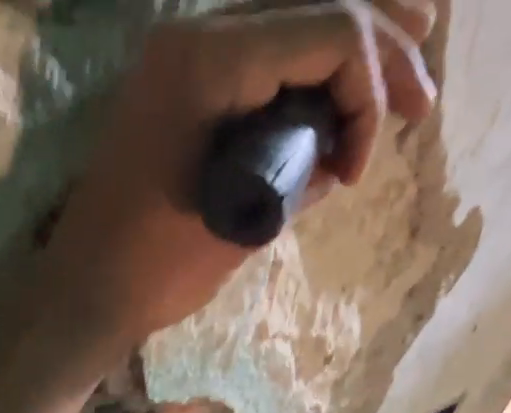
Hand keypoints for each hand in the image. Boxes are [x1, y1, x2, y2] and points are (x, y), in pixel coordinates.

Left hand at [26, 1, 437, 348]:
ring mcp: (184, 54)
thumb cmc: (155, 265)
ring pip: (289, 19)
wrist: (86, 287)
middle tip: (424, 96)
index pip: (330, 32)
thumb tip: (339, 151)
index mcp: (209, 60)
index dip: (369, 92)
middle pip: (315, 7)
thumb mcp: (246, 219)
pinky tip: (338, 87)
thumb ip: (305, 170)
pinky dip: (306, 65)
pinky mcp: (181, 83)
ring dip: (349, 44)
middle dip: (380, 47)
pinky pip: (261, 52)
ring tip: (406, 59)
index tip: (356, 172)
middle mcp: (197, 35)